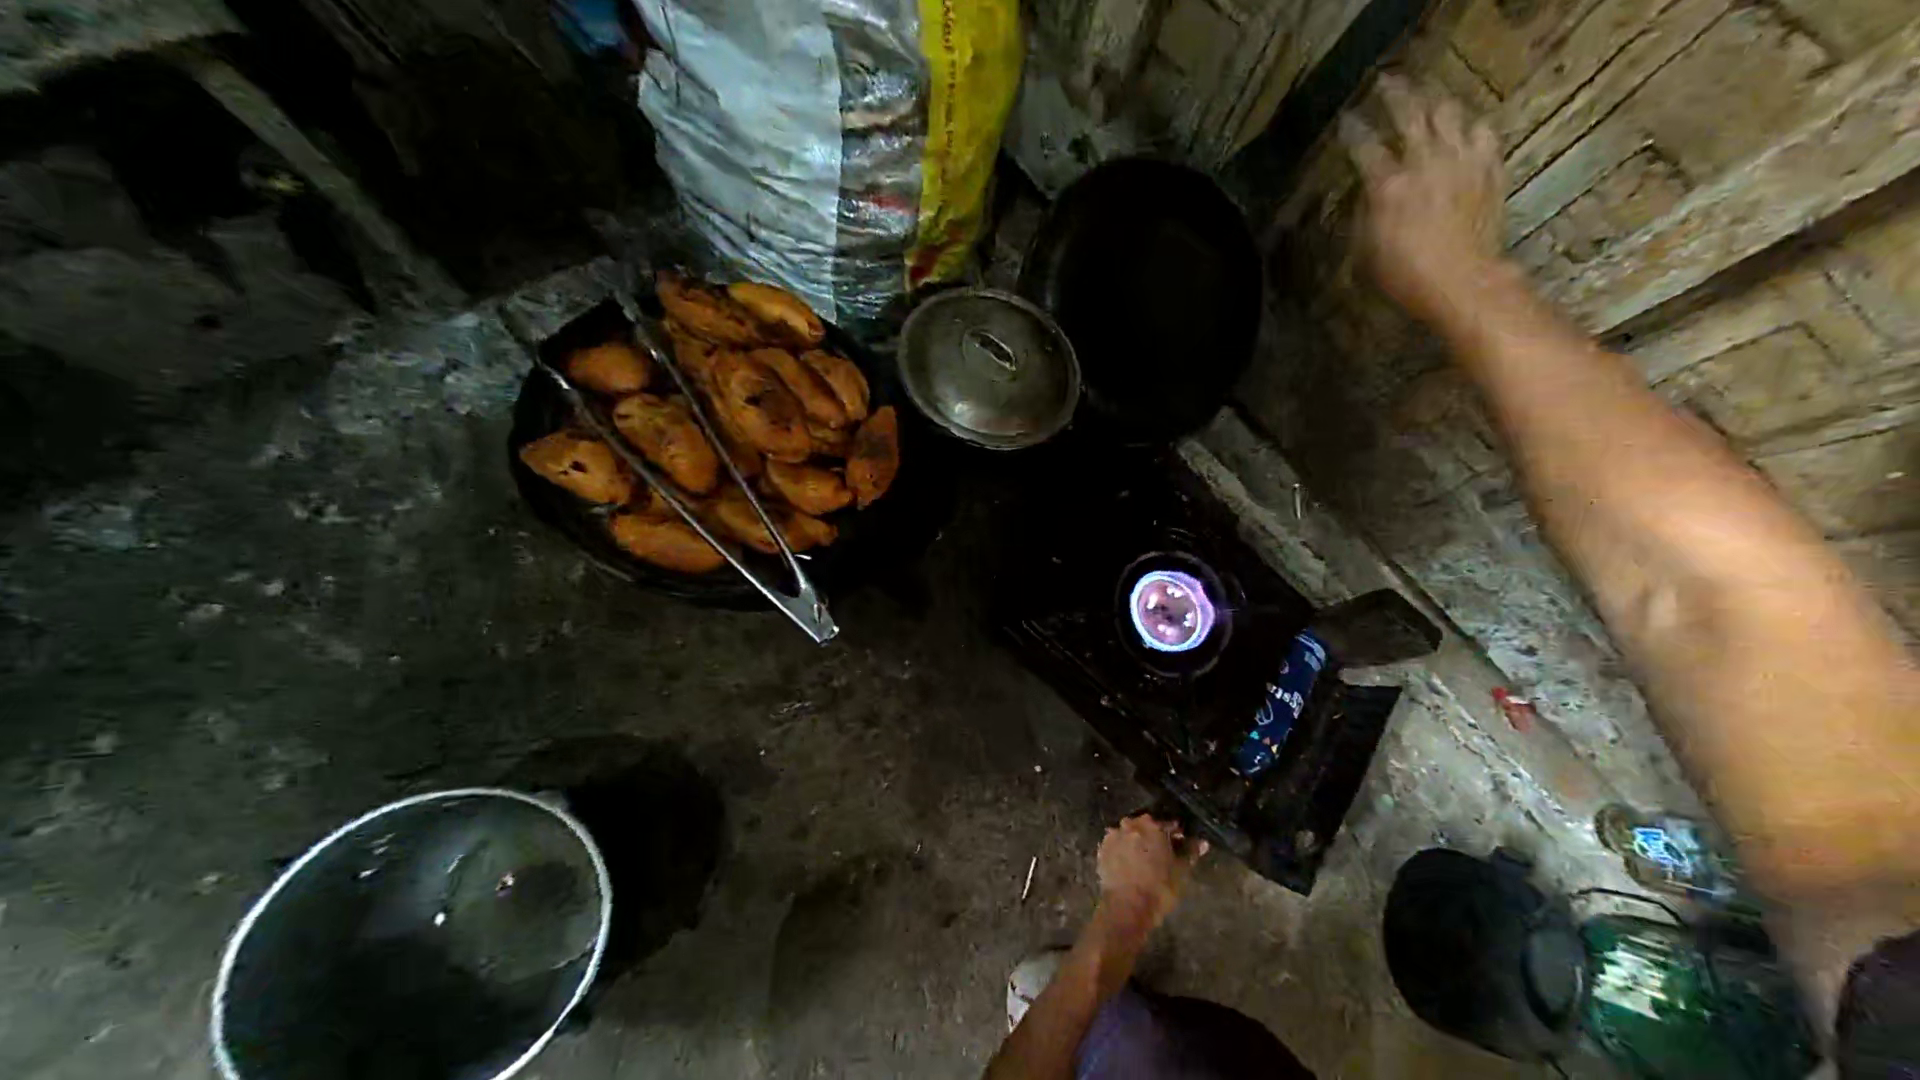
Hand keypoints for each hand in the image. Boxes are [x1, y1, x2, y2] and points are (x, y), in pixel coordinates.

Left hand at [1096, 814, 1207, 931]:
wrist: (1127, 907)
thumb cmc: (1159, 888)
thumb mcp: (1181, 871)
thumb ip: (1190, 852)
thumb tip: (1201, 842)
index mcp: (1151, 825)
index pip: (1168, 824)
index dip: (1177, 834)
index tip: (1181, 844)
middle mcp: (1130, 824)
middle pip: (1146, 826)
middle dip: (1155, 836)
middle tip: (1162, 854)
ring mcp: (1113, 836)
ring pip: (1129, 835)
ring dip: (1137, 843)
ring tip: (1144, 861)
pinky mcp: (1102, 849)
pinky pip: (1116, 845)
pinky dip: (1123, 851)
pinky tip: (1129, 865)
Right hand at [1339, 74, 1506, 324]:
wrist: (1461, 280)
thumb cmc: (1403, 274)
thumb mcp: (1365, 250)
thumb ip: (1365, 214)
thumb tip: (1367, 194)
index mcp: (1387, 186)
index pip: (1364, 147)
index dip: (1352, 132)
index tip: (1345, 121)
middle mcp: (1424, 163)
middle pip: (1410, 114)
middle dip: (1395, 95)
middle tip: (1385, 83)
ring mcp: (1461, 161)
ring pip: (1448, 113)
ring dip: (1434, 101)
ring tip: (1427, 96)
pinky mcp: (1489, 167)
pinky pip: (1481, 133)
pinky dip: (1469, 126)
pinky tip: (1464, 129)